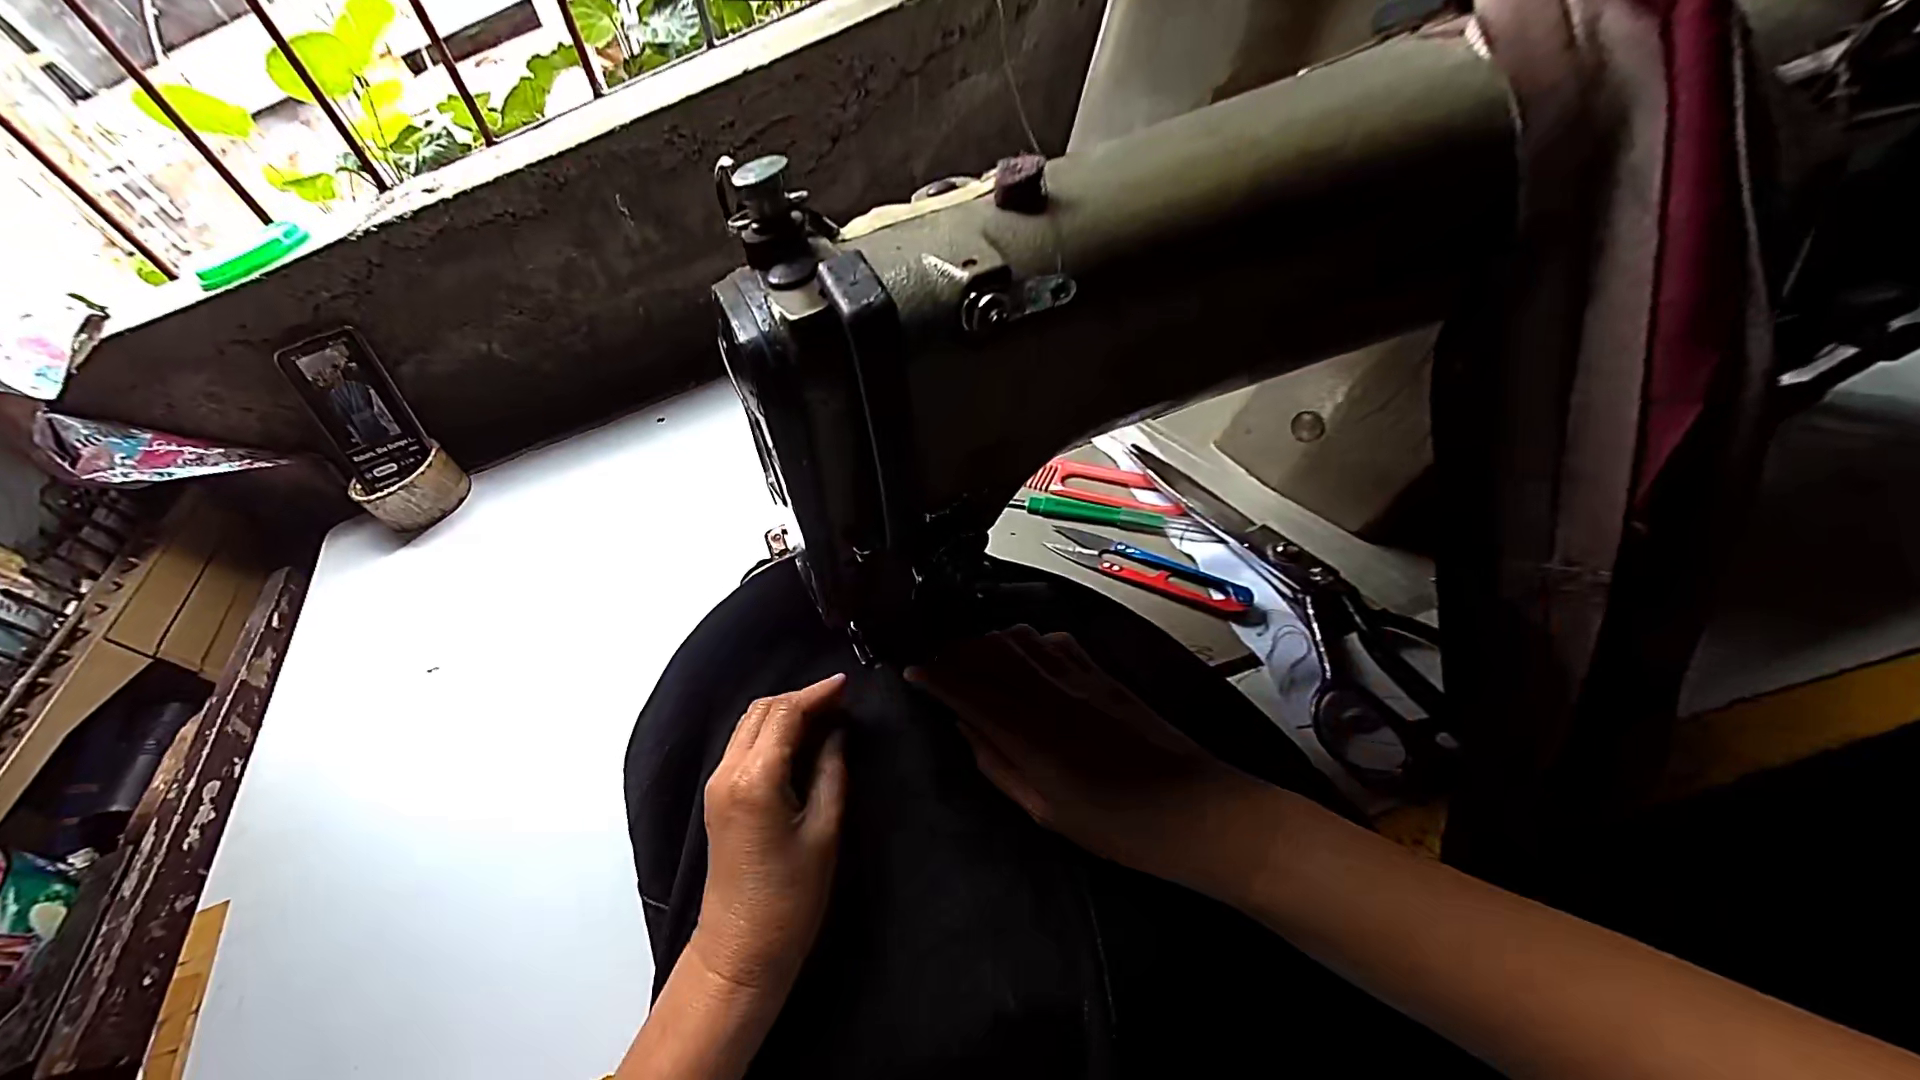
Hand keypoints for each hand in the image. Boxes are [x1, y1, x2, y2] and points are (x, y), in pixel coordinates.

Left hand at [689, 673, 848, 995]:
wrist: (740, 952)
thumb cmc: (789, 899)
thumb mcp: (824, 830)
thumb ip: (830, 770)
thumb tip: (838, 731)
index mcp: (754, 779)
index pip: (785, 713)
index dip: (818, 693)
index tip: (847, 684)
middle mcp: (727, 773)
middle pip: (762, 710)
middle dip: (801, 697)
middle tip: (840, 699)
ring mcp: (717, 784)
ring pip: (750, 724)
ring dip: (786, 711)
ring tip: (826, 713)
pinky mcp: (718, 797)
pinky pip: (745, 744)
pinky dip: (773, 730)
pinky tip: (802, 737)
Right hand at [908, 627, 1269, 896]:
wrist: (1193, 810)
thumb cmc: (1119, 825)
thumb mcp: (1043, 809)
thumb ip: (999, 764)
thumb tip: (968, 731)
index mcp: (1028, 732)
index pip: (965, 687)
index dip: (934, 675)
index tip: (914, 672)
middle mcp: (1049, 694)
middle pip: (986, 652)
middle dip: (953, 653)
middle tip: (938, 667)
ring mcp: (1078, 678)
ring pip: (1017, 638)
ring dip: (987, 643)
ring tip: (974, 660)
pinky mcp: (1101, 674)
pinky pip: (1054, 641)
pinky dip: (1028, 642)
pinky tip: (1024, 657)